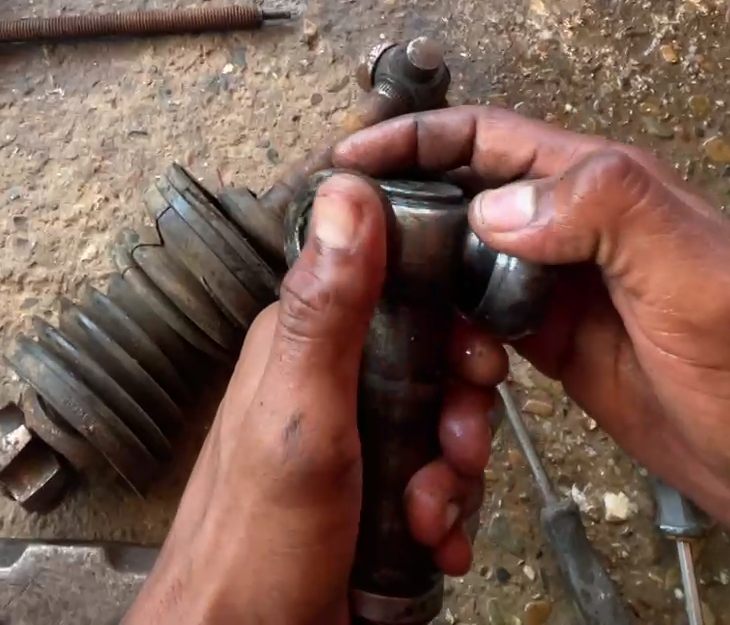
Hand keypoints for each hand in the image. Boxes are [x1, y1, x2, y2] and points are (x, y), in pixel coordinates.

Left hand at [125, 174, 503, 624]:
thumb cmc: (257, 536)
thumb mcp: (303, 409)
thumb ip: (326, 305)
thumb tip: (347, 191)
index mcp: (301, 336)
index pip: (390, 281)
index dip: (445, 311)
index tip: (472, 353)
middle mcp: (324, 374)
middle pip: (426, 354)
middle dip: (458, 404)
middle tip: (457, 446)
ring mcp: (348, 431)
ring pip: (437, 417)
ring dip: (453, 468)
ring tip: (431, 510)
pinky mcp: (369, 484)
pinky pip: (432, 474)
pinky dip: (445, 508)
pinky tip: (431, 538)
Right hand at [334, 106, 729, 548]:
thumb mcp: (702, 279)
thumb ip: (609, 213)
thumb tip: (493, 210)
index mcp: (597, 187)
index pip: (482, 137)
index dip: (411, 138)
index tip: (349, 158)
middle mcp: (567, 223)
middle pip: (456, 187)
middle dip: (396, 199)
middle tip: (341, 231)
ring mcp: (552, 279)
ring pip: (455, 252)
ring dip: (415, 271)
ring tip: (380, 299)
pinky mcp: (546, 332)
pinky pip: (472, 312)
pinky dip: (443, 325)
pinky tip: (435, 352)